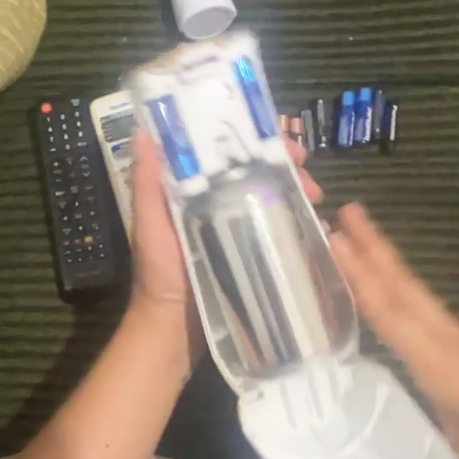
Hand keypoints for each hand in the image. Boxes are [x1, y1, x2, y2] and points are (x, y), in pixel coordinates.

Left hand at [127, 131, 323, 342]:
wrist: (174, 327)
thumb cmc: (158, 274)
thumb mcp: (148, 224)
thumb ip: (147, 183)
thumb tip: (142, 132)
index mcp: (191, 191)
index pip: (224, 154)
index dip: (252, 140)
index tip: (279, 139)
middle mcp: (216, 203)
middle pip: (256, 171)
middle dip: (285, 164)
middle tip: (306, 170)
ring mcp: (237, 228)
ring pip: (272, 196)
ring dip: (297, 189)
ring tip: (315, 195)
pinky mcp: (252, 252)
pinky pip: (277, 228)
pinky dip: (298, 219)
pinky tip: (316, 220)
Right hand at [327, 203, 458, 458]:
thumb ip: (425, 442)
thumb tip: (389, 438)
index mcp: (443, 367)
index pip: (391, 316)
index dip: (361, 280)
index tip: (337, 242)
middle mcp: (451, 343)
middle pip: (404, 288)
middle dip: (373, 248)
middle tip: (345, 209)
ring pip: (416, 295)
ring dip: (386, 263)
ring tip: (360, 232)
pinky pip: (428, 312)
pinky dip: (402, 290)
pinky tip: (391, 288)